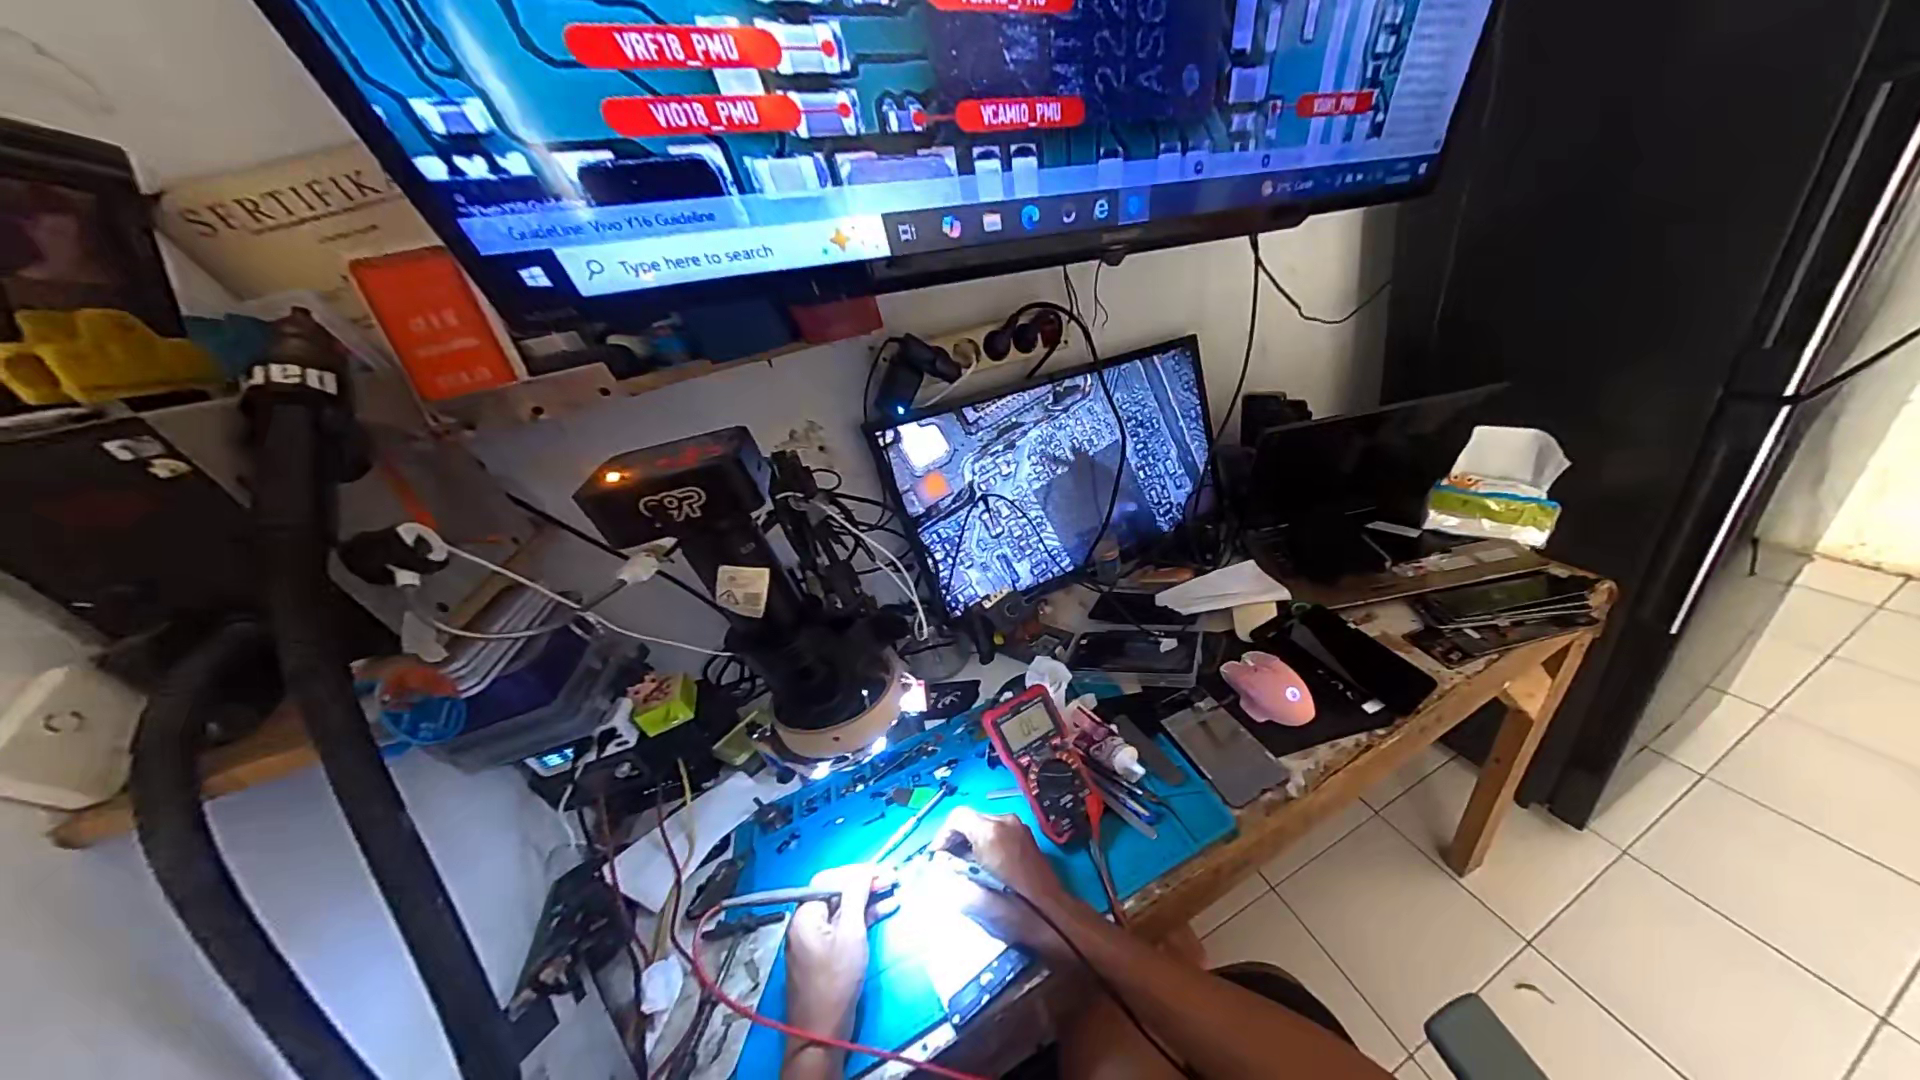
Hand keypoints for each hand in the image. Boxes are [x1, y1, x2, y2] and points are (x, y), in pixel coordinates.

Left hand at [783, 864, 888, 1049]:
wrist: (822, 1033)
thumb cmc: (836, 981)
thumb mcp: (851, 934)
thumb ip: (855, 897)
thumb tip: (862, 871)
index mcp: (805, 914)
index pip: (829, 879)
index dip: (855, 872)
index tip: (880, 871)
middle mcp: (806, 922)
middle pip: (836, 892)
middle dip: (864, 884)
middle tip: (890, 879)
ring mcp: (815, 938)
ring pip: (843, 908)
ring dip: (867, 899)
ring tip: (892, 891)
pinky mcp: (825, 952)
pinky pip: (844, 925)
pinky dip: (862, 917)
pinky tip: (884, 910)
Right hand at [930, 806, 1085, 956]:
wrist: (1055, 917)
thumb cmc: (1015, 909)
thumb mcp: (975, 897)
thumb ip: (953, 876)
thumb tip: (939, 866)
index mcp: (991, 832)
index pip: (957, 817)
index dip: (942, 835)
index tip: (938, 856)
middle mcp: (1005, 821)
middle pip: (970, 818)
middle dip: (955, 838)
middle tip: (947, 863)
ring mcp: (1018, 826)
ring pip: (984, 823)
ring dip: (970, 840)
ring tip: (964, 866)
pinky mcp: (1026, 836)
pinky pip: (998, 830)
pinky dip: (985, 841)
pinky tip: (984, 865)